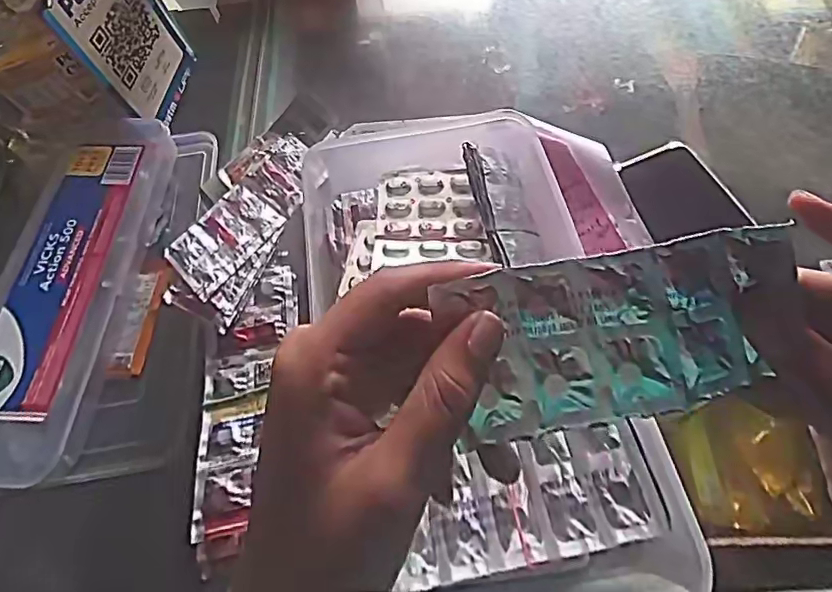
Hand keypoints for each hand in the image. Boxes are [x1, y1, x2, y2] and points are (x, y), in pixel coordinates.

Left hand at [233, 262, 504, 591]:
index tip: (499, 281)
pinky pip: (402, 392)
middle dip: (460, 354)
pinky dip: (438, 419)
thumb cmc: (328, 552)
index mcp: (315, 357)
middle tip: (516, 372)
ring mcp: (331, 381)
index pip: (386, 291)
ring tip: (498, 442)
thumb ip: (444, 395)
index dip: (443, 279)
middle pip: (404, 327)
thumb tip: (486, 324)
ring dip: (457, 397)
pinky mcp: (345, 406)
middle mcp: (320, 355)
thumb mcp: (397, 474)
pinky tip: (465, 464)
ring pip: (411, 362)